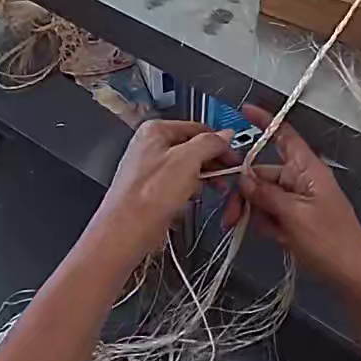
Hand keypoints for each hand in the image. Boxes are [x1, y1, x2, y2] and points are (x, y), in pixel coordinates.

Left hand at [85, 120, 232, 265]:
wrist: (126, 232)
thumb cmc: (148, 196)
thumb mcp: (188, 160)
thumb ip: (210, 143)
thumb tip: (225, 135)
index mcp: (155, 131)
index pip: (198, 128)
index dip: (219, 142)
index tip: (234, 156)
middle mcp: (150, 146)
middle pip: (193, 147)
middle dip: (213, 161)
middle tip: (228, 174)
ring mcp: (150, 168)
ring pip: (187, 166)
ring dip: (204, 176)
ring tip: (216, 187)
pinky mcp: (152, 189)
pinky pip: (178, 183)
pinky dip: (190, 189)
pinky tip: (194, 197)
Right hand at [224, 105, 360, 293]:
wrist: (354, 277)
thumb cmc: (330, 242)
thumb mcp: (293, 216)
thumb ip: (265, 194)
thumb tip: (242, 177)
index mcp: (307, 169)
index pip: (284, 136)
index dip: (265, 122)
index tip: (243, 110)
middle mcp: (302, 179)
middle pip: (264, 173)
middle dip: (244, 191)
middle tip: (228, 217)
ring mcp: (300, 200)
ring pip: (264, 195)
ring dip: (252, 211)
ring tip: (243, 230)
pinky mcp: (298, 219)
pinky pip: (273, 213)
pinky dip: (266, 224)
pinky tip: (272, 239)